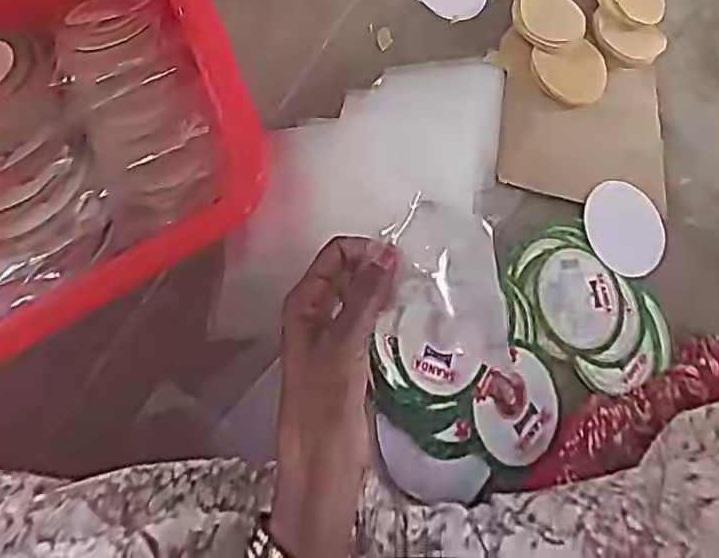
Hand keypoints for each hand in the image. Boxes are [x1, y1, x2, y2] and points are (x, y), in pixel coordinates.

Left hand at [272, 237, 398, 557]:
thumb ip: (366, 295)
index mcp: (304, 303)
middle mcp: (317, 313)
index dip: (365, 250)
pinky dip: (390, 312)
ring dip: (387, 290)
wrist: (322, 467)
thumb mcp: (345, 343)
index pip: (335, 254)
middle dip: (378, 267)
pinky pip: (373, 320)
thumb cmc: (324, 404)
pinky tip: (410, 317)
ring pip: (364, 295)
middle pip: (350, 271)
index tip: (397, 260)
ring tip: (415, 293)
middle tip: (411, 275)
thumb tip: (387, 252)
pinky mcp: (353, 355)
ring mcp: (335, 335)